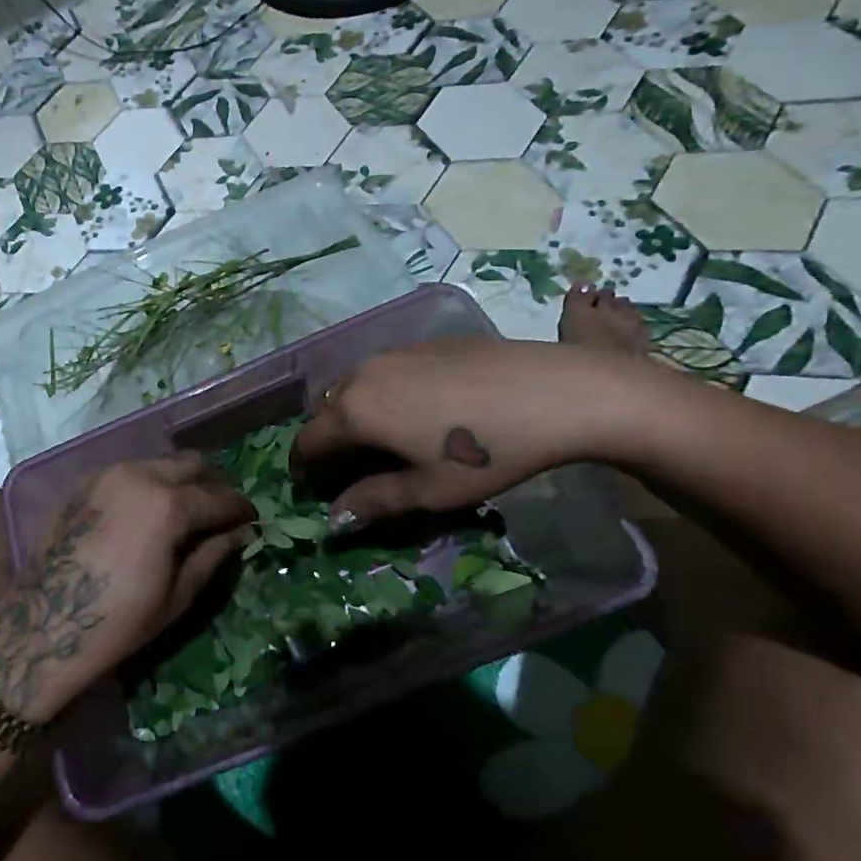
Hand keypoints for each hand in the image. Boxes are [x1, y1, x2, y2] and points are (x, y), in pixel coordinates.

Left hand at [0, 454, 255, 721]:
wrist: (43, 626)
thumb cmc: (118, 620)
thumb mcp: (177, 595)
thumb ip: (213, 554)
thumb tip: (241, 533)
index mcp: (168, 505)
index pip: (219, 497)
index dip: (241, 508)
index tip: (252, 519)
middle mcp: (139, 475)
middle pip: (191, 464)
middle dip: (213, 483)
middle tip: (221, 510)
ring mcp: (108, 474)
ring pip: (159, 462)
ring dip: (181, 479)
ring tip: (188, 508)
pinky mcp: (85, 483)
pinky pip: (129, 470)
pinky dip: (149, 481)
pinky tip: (150, 508)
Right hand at [292, 335, 648, 528]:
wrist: (557, 391)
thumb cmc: (486, 450)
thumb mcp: (429, 489)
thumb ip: (374, 501)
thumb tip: (334, 518)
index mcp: (355, 411)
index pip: (307, 440)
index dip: (304, 467)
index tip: (314, 487)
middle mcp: (364, 373)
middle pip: (325, 408)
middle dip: (327, 438)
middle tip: (350, 467)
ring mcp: (394, 352)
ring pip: (354, 384)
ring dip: (353, 412)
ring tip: (384, 438)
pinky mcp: (425, 342)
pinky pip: (385, 369)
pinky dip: (383, 392)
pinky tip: (421, 410)